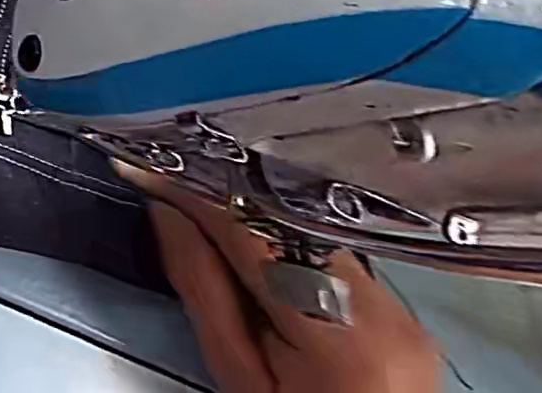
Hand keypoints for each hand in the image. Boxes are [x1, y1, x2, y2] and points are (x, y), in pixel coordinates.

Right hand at [115, 162, 442, 392]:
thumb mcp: (241, 383)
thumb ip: (204, 291)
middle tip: (162, 188)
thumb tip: (167, 212)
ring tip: (194, 217)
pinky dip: (270, 239)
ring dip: (240, 215)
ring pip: (294, 227)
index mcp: (342, 335)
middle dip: (216, 198)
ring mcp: (396, 309)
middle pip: (277, 220)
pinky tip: (241, 251)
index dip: (192, 190)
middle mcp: (383, 309)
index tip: (145, 169)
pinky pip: (315, 249)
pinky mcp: (395, 312)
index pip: (252, 229)